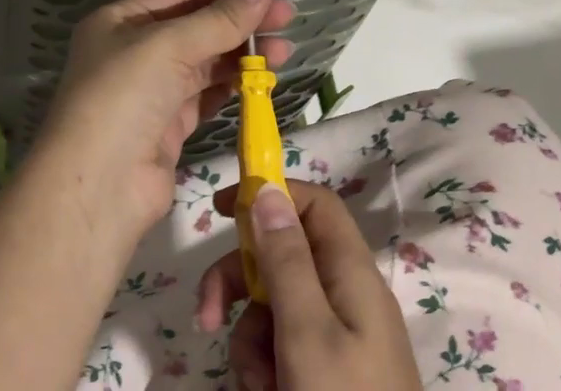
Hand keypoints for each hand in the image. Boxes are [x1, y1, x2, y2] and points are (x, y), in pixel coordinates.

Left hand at [33, 0, 295, 233]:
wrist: (99, 185)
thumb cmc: (124, 97)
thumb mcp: (170, 45)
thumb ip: (222, 15)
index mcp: (121, 19)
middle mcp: (133, 49)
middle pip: (197, 23)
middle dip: (242, 15)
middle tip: (289, 11)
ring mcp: (152, 89)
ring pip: (206, 60)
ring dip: (244, 51)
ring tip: (286, 45)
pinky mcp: (169, 124)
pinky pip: (208, 93)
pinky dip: (236, 83)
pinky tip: (265, 75)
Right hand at [195, 180, 421, 390]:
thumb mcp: (306, 333)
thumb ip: (284, 260)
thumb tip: (268, 190)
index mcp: (351, 276)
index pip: (315, 206)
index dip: (270, 195)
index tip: (221, 210)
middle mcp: (344, 298)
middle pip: (280, 257)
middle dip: (238, 282)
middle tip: (209, 314)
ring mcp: (335, 339)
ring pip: (271, 307)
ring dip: (248, 338)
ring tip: (256, 384)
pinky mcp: (323, 374)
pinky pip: (278, 348)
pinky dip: (262, 368)